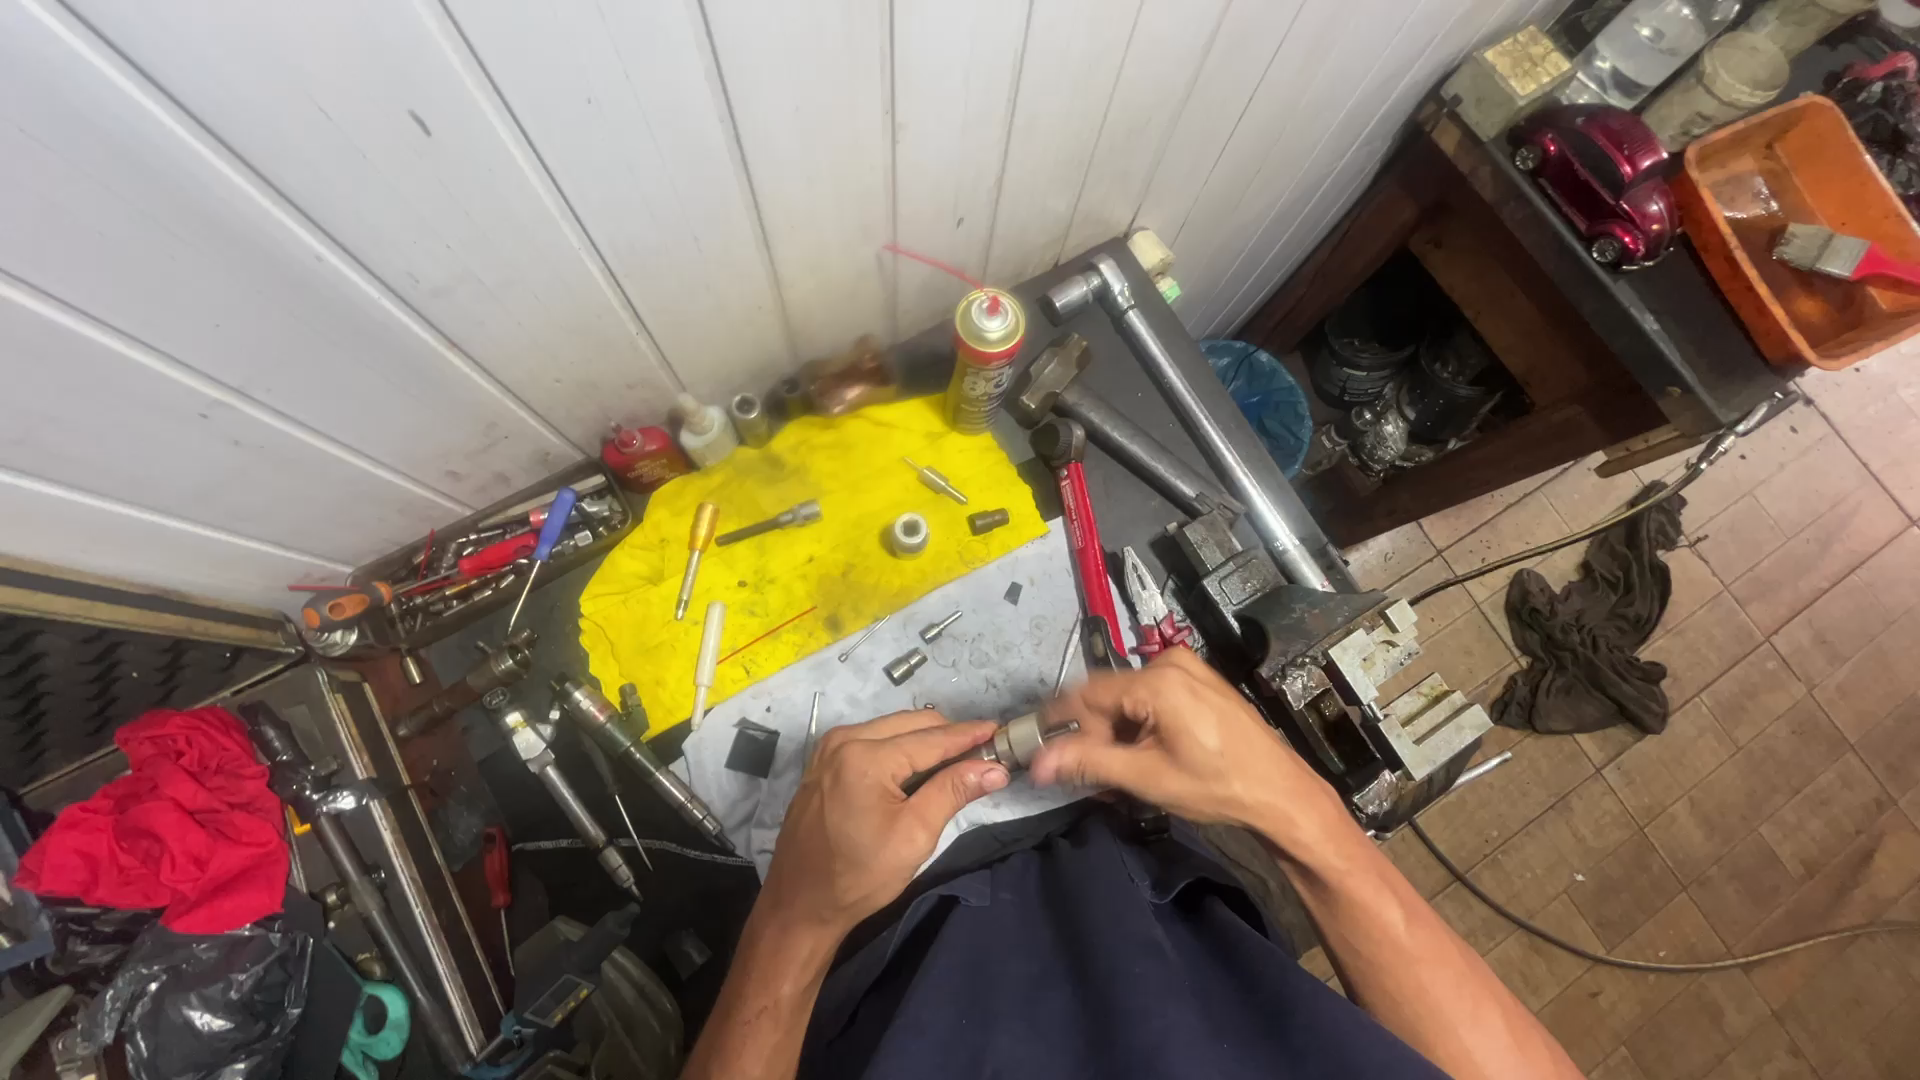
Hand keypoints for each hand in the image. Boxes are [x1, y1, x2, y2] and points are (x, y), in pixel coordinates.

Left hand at [759, 710, 1008, 936]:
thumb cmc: (859, 877)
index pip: (931, 738)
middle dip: (949, 734)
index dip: (969, 735)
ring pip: (893, 727)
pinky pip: (873, 738)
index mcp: (866, 757)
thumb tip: (994, 768)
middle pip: (912, 724)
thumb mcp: (914, 836)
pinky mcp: (824, 759)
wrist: (799, 904)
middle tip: (983, 751)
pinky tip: (920, 765)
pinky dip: (900, 745)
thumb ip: (953, 792)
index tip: (1000, 731)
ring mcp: (830, 747)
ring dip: (926, 739)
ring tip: (958, 759)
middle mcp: (845, 739)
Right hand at [1030, 647, 1338, 830]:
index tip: (1045, 748)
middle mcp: (1170, 662)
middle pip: (1108, 692)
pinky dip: (1138, 721)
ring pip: (1128, 694)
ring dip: (1116, 730)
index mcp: (1158, 681)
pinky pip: (1151, 693)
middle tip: (1092, 772)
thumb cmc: (1216, 787)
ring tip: (1120, 769)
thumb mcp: (1147, 777)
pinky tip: (1143, 752)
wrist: (1281, 793)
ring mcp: (1188, 667)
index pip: (1087, 692)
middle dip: (1095, 732)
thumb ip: (1089, 763)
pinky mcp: (1199, 678)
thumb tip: (1039, 763)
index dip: (1063, 722)